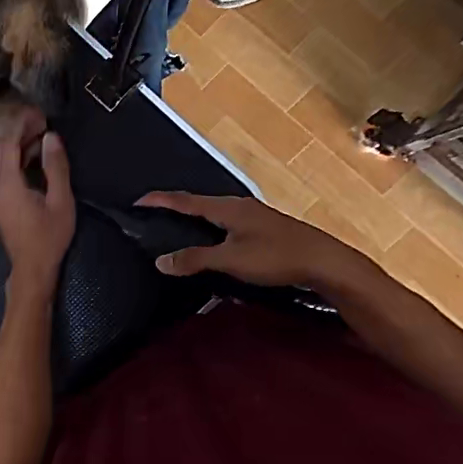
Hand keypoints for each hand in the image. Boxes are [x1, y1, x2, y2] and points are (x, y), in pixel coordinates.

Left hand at [0, 131, 74, 294]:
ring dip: (20, 145)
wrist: (32, 268)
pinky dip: (19, 159)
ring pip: (3, 160)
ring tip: (43, 134)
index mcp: (7, 184)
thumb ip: (56, 167)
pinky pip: (5, 171)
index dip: (21, 124)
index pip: (8, 143)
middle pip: (2, 149)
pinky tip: (36, 155)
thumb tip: (52, 137)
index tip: (39, 113)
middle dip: (20, 131)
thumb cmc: (49, 237)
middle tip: (43, 120)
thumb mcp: (60, 201)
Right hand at [136, 191, 375, 289]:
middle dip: (174, 208)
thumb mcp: (230, 260)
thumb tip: (160, 261)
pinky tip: (212, 244)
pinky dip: (210, 230)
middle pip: (199, 203)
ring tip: (176, 229)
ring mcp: (254, 216)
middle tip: (153, 216)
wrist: (325, 263)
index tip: (137, 201)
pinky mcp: (264, 229)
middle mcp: (239, 206)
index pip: (185, 200)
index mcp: (227, 208)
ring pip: (215, 214)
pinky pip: (227, 224)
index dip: (159, 200)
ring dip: (194, 220)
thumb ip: (194, 259)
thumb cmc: (276, 257)